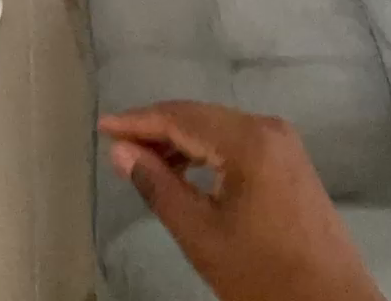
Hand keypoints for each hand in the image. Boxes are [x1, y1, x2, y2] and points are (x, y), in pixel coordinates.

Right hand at [100, 102, 383, 300]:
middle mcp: (266, 127)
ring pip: (214, 127)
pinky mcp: (288, 161)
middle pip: (197, 116)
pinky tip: (183, 169)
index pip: (179, 118)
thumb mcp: (201, 234)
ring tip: (143, 161)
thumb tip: (121, 151)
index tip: (102, 127)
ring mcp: (282, 142)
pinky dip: (204, 151)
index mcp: (247, 140)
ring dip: (178, 141)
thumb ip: (157, 186)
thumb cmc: (263, 275)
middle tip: (117, 143)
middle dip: (155, 128)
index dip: (137, 122)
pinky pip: (234, 141)